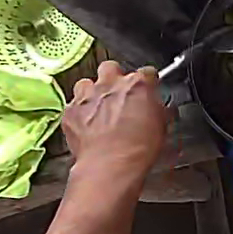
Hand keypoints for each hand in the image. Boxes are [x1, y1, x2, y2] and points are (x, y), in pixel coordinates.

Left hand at [63, 61, 166, 193]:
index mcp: (138, 84)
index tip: (148, 90)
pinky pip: (73, 105)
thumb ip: (159, 110)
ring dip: (93, 92)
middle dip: (115, 77)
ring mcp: (87, 96)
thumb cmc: (137, 149)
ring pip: (86, 82)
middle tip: (120, 94)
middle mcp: (110, 84)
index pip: (147, 72)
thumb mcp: (162, 127)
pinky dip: (79, 113)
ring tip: (100, 108)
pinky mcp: (70, 111)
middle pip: (111, 67)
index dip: (149, 82)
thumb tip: (160, 109)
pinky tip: (88, 125)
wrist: (110, 165)